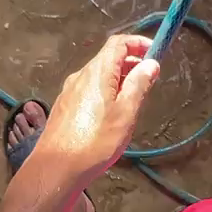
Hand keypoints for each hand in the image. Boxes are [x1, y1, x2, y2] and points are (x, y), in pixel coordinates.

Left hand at [27, 35, 161, 188]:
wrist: (56, 168)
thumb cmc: (95, 142)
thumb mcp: (125, 113)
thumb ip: (138, 86)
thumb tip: (150, 64)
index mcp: (96, 72)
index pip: (118, 43)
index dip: (138, 43)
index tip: (155, 53)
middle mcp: (80, 76)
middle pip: (108, 58)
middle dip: (131, 63)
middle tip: (149, 80)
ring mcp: (69, 91)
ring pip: (99, 75)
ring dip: (119, 80)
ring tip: (134, 100)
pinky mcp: (65, 107)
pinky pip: (89, 89)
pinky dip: (106, 91)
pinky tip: (112, 114)